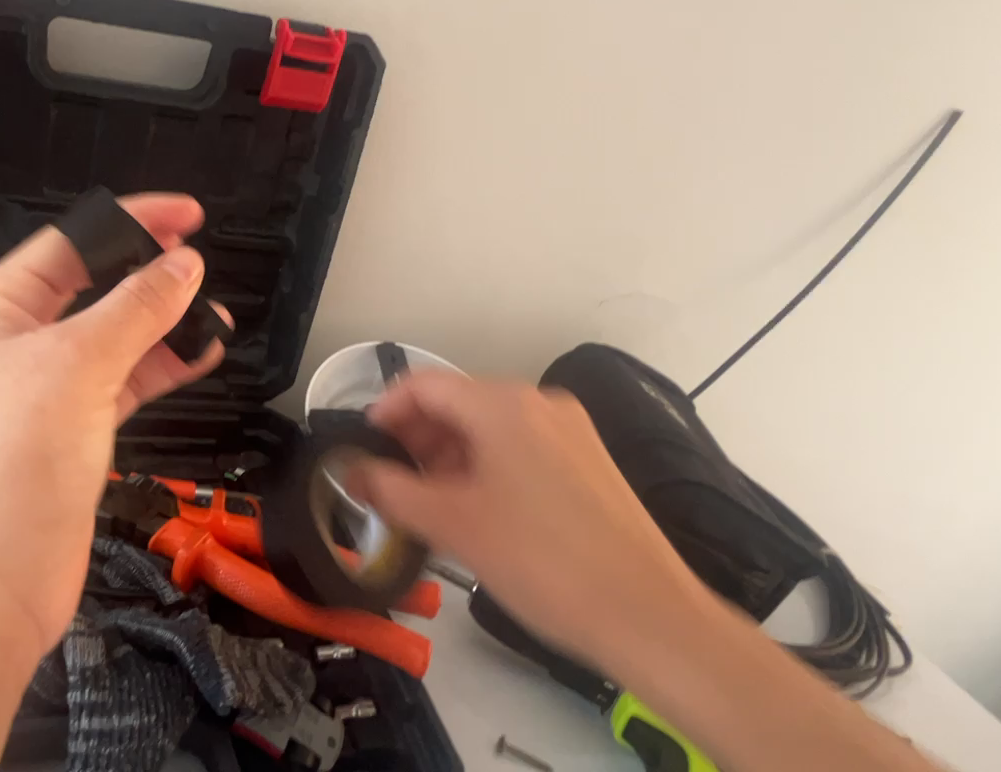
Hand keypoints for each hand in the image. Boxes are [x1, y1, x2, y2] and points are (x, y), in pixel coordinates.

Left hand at [0, 193, 226, 657]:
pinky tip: (197, 356)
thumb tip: (183, 264)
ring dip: (163, 325)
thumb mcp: (72, 367)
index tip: (186, 215)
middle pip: (93, 287)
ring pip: (114, 337)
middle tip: (202, 267)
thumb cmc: (2, 471)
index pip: (70, 242)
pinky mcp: (70, 435)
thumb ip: (134, 308)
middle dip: (148, 275)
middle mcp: (14, 343)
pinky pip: (122, 383)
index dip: (130, 221)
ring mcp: (43, 392)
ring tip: (214, 318)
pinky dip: (160, 368)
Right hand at [354, 372, 713, 673]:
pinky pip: (520, 446)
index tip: (362, 448)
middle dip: (416, 437)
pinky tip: (477, 509)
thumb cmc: (542, 562)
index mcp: (503, 405)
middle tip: (391, 481)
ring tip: (429, 502)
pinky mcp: (588, 461)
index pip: (423, 384)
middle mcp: (539, 404)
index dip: (383, 411)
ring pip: (488, 426)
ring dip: (448, 455)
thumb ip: (389, 490)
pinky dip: (485, 465)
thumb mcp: (452, 525)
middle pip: (457, 402)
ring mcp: (570, 431)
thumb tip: (350, 472)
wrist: (650, 617)